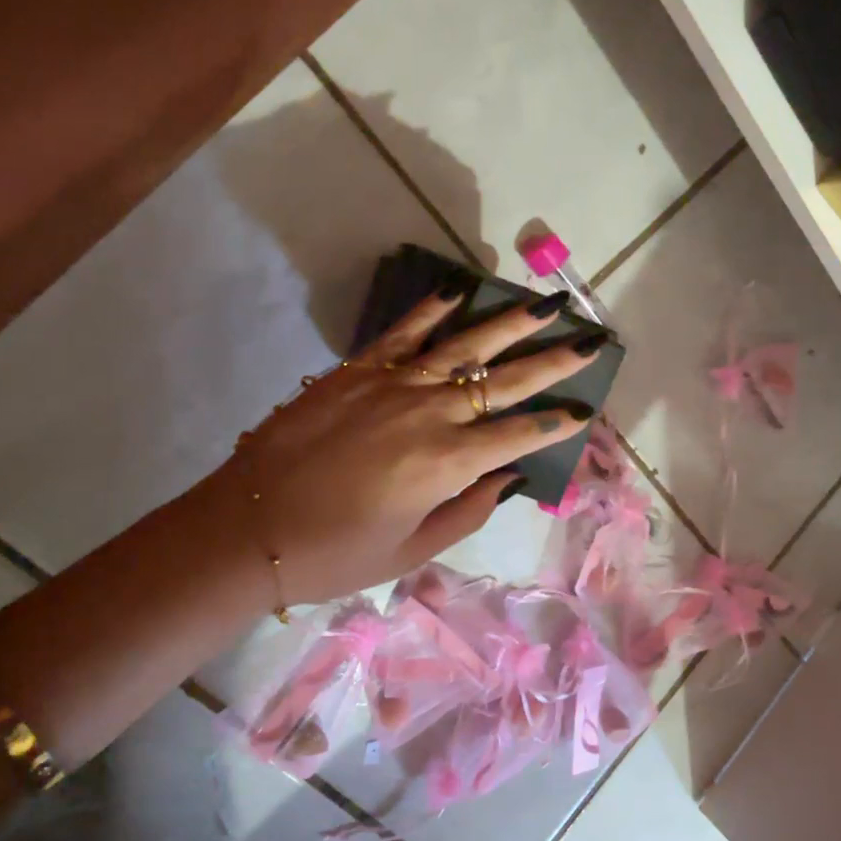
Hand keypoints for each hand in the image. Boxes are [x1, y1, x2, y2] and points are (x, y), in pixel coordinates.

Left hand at [209, 281, 607, 604]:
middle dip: (556, 360)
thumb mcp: (411, 551)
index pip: (520, 433)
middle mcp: (432, 413)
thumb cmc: (334, 552)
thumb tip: (509, 475)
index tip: (584, 410)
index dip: (557, 423)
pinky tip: (462, 287)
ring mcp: (395, 383)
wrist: (248, 527)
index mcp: (448, 463)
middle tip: (593, 340)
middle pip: (507, 380)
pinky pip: (406, 330)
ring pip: (468, 344)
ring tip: (549, 303)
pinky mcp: (360, 369)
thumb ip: (468, 511)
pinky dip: (435, 307)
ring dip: (513, 322)